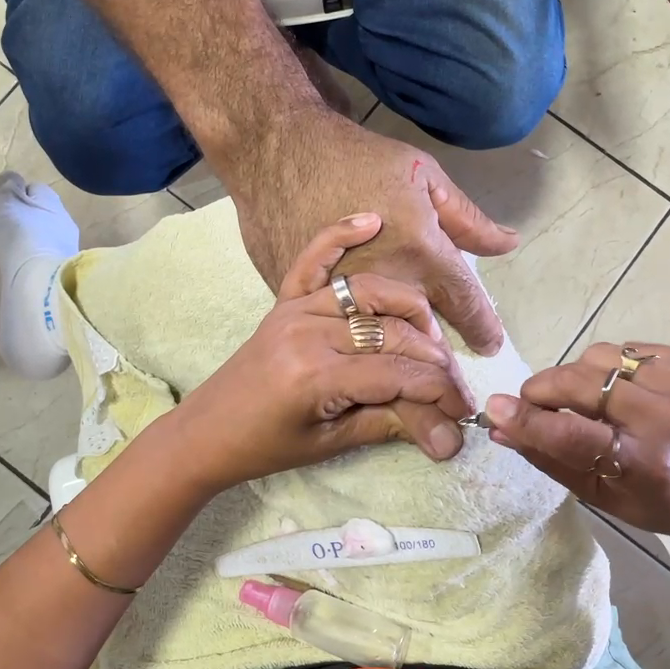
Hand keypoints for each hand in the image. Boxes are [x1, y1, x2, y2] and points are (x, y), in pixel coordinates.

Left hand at [167, 214, 476, 494]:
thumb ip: (390, 427)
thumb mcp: (329, 445)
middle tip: (458, 389)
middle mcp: (308, 332)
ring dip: (410, 308)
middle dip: (435, 363)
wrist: (204, 432)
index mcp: (316, 376)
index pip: (398, 373)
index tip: (465, 410)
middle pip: (392, 334)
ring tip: (435, 336)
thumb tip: (452, 439)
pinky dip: (340, 235)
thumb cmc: (264, 447)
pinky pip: (315, 260)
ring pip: (369, 294)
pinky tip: (372, 221)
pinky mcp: (284, 300)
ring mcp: (295, 309)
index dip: (440, 392)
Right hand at [225, 107, 518, 356]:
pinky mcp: (303, 306)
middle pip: (426, 337)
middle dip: (439, 350)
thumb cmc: (358, 158)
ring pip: (381, 345)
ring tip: (407, 356)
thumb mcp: (423, 175)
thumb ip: (467, 219)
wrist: (280, 154)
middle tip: (445, 354)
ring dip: (398, 354)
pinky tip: (352, 333)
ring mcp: (343, 300)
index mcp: (423, 255)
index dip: (483, 330)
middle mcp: (387, 287)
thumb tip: (507, 244)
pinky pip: (335, 330)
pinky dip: (349, 333)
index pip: (467, 307)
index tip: (490, 345)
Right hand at [483, 342, 669, 544]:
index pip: (572, 433)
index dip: (528, 418)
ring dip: (579, 375)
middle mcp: (669, 417)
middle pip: (582, 382)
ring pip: (602, 355)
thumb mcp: (604, 498)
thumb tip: (502, 428)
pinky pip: (631, 350)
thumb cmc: (665, 505)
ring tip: (586, 400)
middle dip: (545, 388)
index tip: (494, 408)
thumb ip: (550, 459)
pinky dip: (611, 368)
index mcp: (646, 464)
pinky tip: (620, 391)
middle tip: (533, 402)